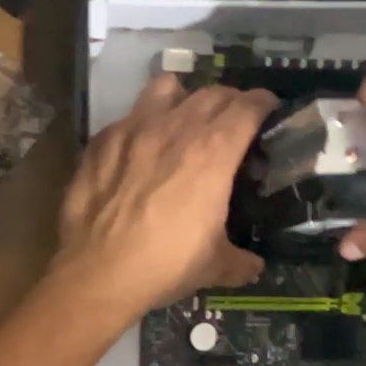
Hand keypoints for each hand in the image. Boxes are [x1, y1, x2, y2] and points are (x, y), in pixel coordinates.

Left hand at [54, 74, 278, 313]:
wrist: (98, 276)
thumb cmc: (164, 267)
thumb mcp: (212, 267)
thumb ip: (239, 261)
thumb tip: (253, 267)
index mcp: (214, 150)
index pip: (249, 106)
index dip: (263, 106)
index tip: (267, 113)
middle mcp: (175, 127)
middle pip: (211, 94)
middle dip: (227, 103)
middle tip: (228, 124)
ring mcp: (133, 130)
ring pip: (166, 89)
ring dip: (181, 99)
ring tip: (180, 121)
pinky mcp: (99, 143)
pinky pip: (125, 119)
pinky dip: (138, 127)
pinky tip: (135, 152)